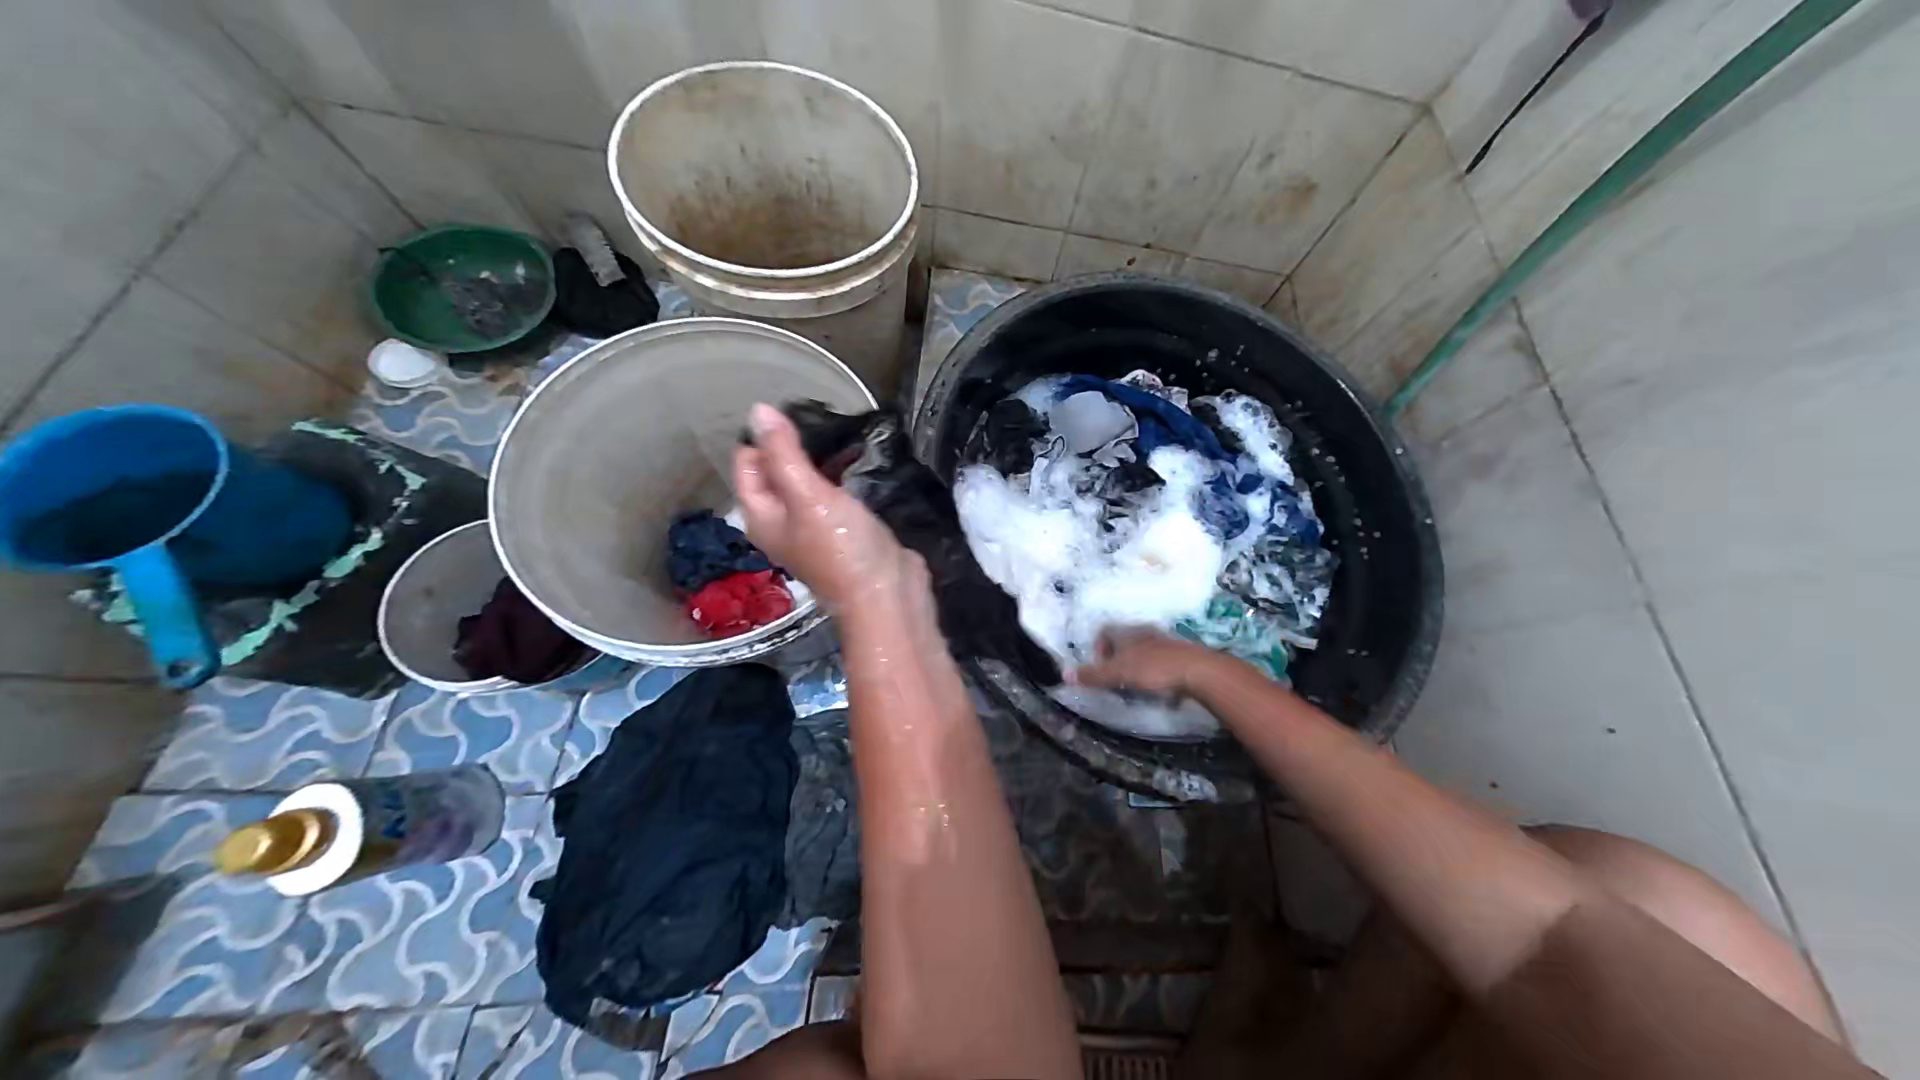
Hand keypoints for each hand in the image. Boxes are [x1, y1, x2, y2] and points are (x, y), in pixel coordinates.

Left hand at [733, 403, 917, 612]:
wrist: (886, 594)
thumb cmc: (842, 547)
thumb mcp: (808, 495)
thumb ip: (783, 453)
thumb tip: (758, 410)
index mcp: (761, 515)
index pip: (747, 463)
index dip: (765, 438)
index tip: (796, 419)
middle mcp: (780, 522)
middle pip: (775, 471)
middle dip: (792, 446)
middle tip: (821, 423)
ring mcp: (811, 527)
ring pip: (804, 481)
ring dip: (817, 459)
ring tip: (839, 435)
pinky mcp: (840, 530)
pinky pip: (830, 493)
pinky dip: (837, 475)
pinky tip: (855, 461)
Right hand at [1069, 627, 1216, 696]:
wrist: (1199, 671)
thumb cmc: (1153, 669)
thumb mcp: (1117, 674)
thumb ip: (1092, 675)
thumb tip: (1065, 675)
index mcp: (1126, 631)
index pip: (1104, 631)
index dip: (1098, 648)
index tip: (1100, 669)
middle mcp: (1145, 631)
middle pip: (1124, 640)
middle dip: (1117, 660)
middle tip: (1116, 680)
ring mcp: (1165, 640)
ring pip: (1143, 649)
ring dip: (1137, 666)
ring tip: (1137, 687)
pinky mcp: (1182, 653)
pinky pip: (1162, 660)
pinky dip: (1156, 672)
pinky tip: (1160, 688)